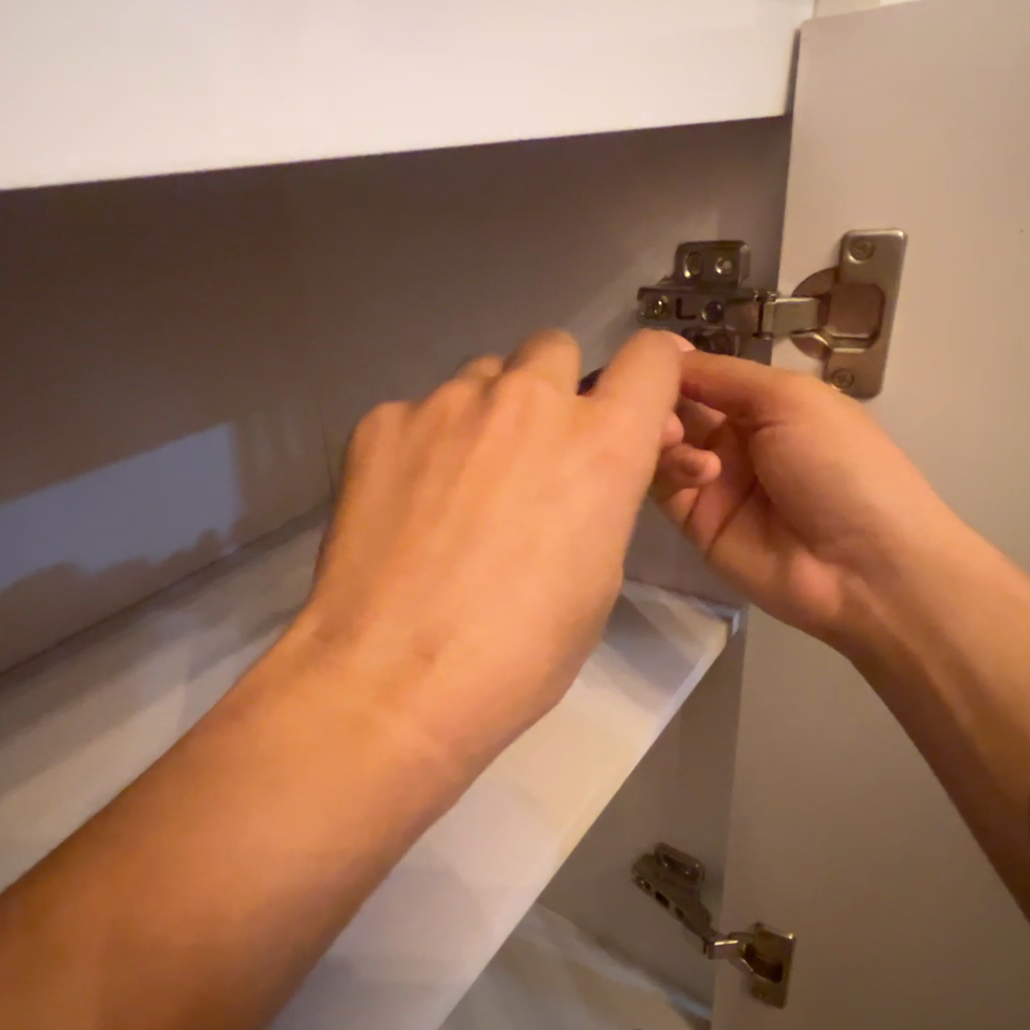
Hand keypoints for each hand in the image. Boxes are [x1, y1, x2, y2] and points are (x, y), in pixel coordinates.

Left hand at [293, 329, 683, 770]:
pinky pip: (415, 414)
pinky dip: (420, 445)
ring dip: (482, 415)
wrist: (392, 679)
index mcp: (599, 444)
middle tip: (529, 455)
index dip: (648, 371)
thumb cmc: (516, 653)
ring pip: (478, 380)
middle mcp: (525, 403)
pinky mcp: (380, 424)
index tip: (633, 397)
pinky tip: (403, 507)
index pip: (649, 358)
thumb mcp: (595, 579)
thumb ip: (599, 498)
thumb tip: (582, 471)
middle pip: (551, 350)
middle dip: (551, 389)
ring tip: (454, 491)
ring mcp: (444, 406)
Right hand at [651, 350, 973, 648]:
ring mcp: (711, 480)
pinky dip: (668, 469)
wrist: (862, 567)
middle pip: (675, 407)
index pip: (703, 375)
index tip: (642, 360)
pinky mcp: (693, 521)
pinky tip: (699, 473)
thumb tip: (661, 354)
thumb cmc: (840, 465)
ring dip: (663, 434)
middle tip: (646, 401)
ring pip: (662, 444)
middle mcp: (734, 437)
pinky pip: (662, 485)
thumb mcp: (791, 399)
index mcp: (765, 403)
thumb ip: (721, 376)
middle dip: (659, 399)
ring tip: (676, 440)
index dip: (672, 366)